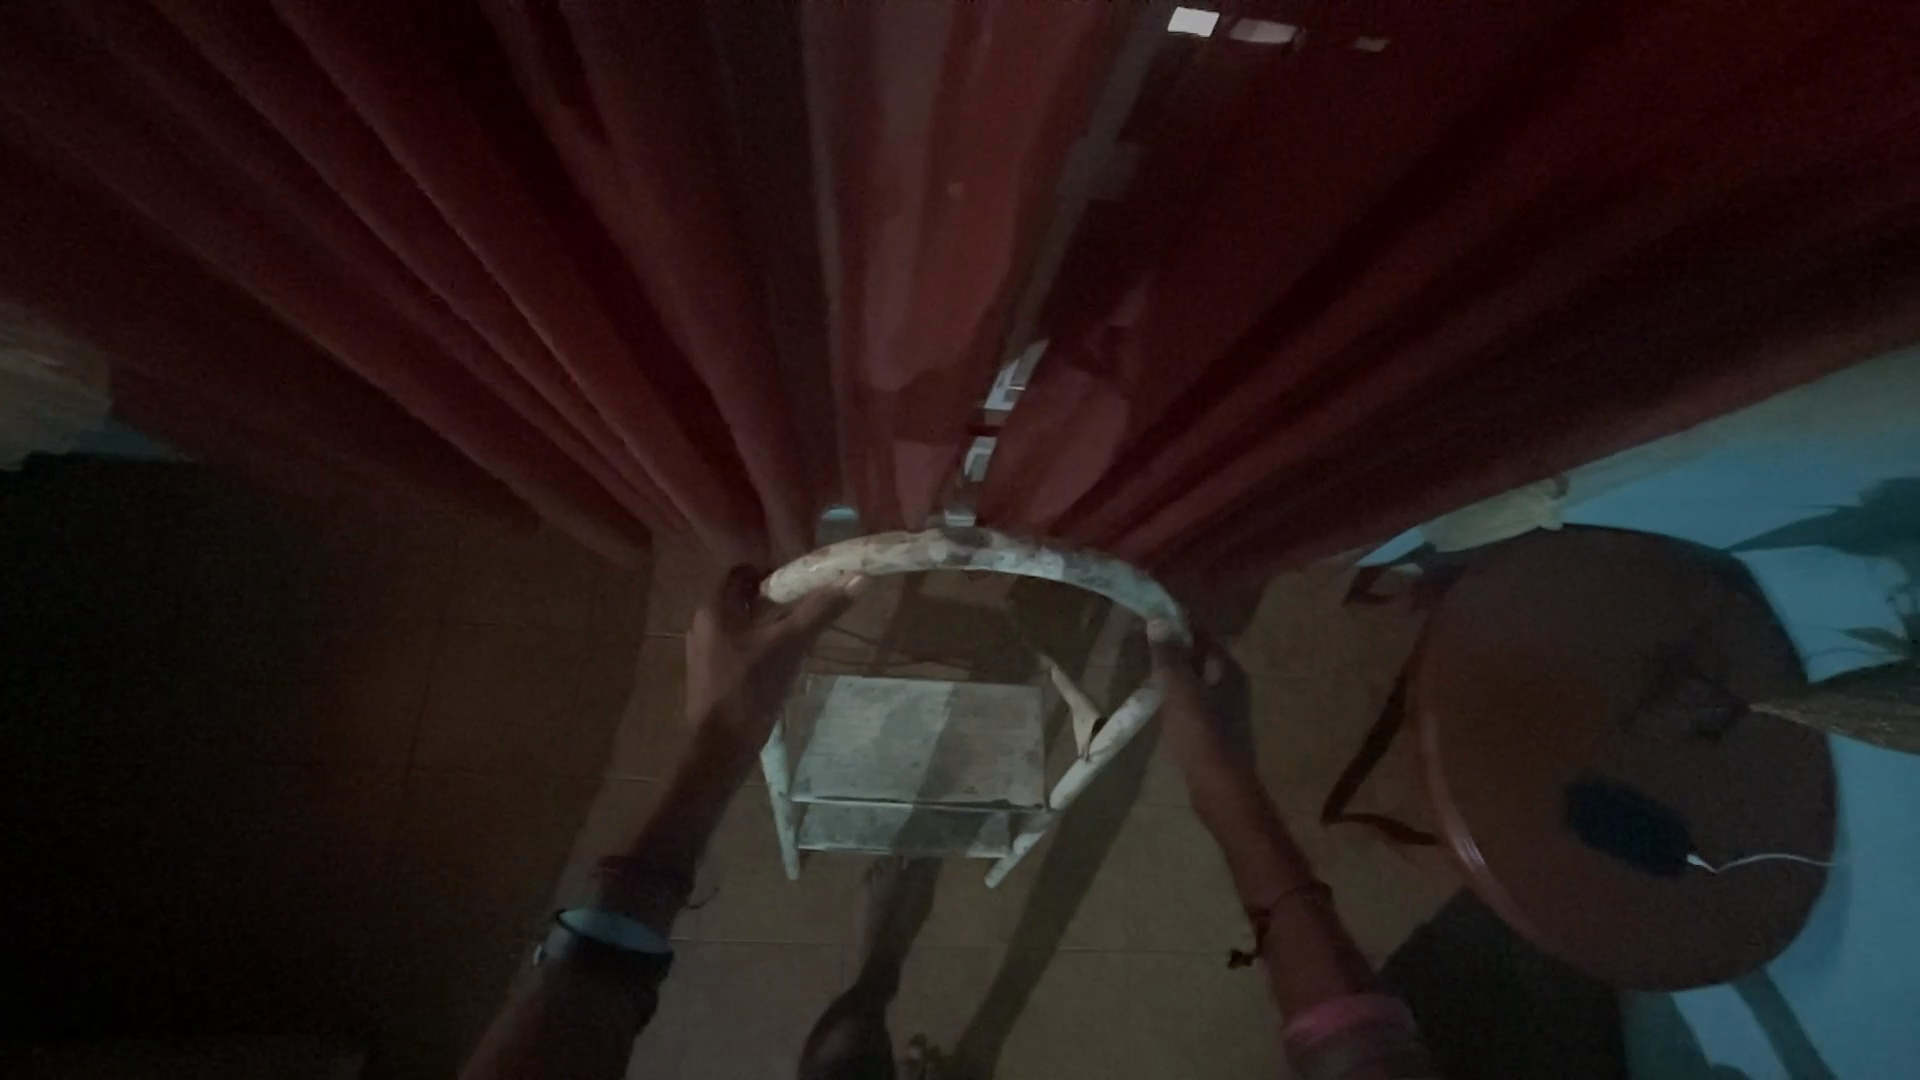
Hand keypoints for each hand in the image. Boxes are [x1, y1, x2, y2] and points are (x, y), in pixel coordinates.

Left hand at [685, 564, 864, 759]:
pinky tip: (782, 666)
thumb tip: (857, 578)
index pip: (743, 572)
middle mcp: (703, 625)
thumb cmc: (751, 688)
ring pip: (743, 625)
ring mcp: (704, 652)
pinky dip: (761, 648)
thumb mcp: (792, 644)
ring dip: (771, 626)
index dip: (773, 573)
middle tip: (807, 613)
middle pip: (744, 599)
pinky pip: (739, 648)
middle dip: (777, 602)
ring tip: (800, 640)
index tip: (802, 588)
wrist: (720, 747)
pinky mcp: (711, 676)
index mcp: (715, 609)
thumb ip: (822, 610)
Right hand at [1148, 621, 1254, 763]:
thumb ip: (1169, 655)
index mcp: (1226, 669)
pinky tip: (1154, 694)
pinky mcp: (1212, 725)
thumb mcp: (1180, 690)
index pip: (1200, 632)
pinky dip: (1172, 688)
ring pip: (1192, 676)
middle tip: (1137, 637)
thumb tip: (1157, 619)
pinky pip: (1190, 696)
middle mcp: (1229, 682)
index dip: (1174, 621)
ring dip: (1169, 666)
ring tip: (1140, 661)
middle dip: (1168, 643)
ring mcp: (1222, 705)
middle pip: (1196, 653)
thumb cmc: (1200, 734)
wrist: (1219, 787)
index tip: (1146, 614)